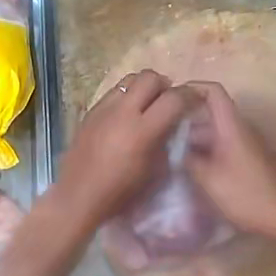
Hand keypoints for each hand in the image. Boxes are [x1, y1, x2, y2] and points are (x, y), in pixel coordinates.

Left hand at [53, 70, 191, 226]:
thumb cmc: (122, 192)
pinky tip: (127, 117)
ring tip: (148, 105)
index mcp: (143, 130)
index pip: (174, 98)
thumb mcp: (156, 170)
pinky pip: (114, 93)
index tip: (197, 99)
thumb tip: (174, 124)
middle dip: (165, 85)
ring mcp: (103, 109)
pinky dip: (127, 97)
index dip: (190, 95)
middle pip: (150, 77)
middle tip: (170, 100)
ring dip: (145, 87)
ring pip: (130, 79)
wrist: (79, 198)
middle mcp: (123, 112)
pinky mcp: (90, 112)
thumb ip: (167, 140)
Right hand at [182, 82, 275, 244]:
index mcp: (232, 126)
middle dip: (184, 122)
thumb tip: (172, 147)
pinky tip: (188, 170)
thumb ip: (187, 159)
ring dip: (192, 141)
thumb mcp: (209, 178)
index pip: (214, 91)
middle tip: (157, 135)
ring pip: (214, 133)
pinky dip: (204, 153)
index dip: (192, 88)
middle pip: (210, 114)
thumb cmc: (245, 195)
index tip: (169, 100)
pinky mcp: (248, 161)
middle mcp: (240, 130)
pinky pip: (222, 148)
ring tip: (166, 155)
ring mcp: (246, 146)